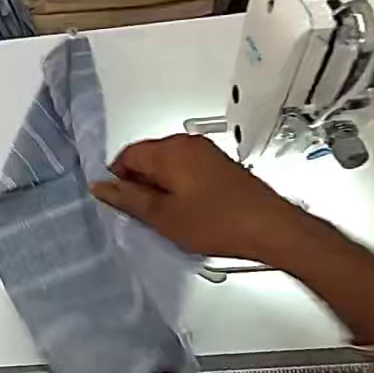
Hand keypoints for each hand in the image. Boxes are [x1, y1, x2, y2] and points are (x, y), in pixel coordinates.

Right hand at [91, 134, 316, 261]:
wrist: (272, 229)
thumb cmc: (220, 223)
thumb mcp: (162, 216)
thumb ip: (127, 198)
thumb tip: (101, 187)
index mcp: (169, 150)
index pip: (126, 156)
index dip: (118, 180)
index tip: (121, 202)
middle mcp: (187, 143)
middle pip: (146, 157)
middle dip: (139, 183)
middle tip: (144, 213)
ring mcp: (206, 151)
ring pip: (166, 163)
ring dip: (159, 186)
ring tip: (167, 215)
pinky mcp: (219, 164)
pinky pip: (185, 168)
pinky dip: (178, 185)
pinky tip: (187, 211)